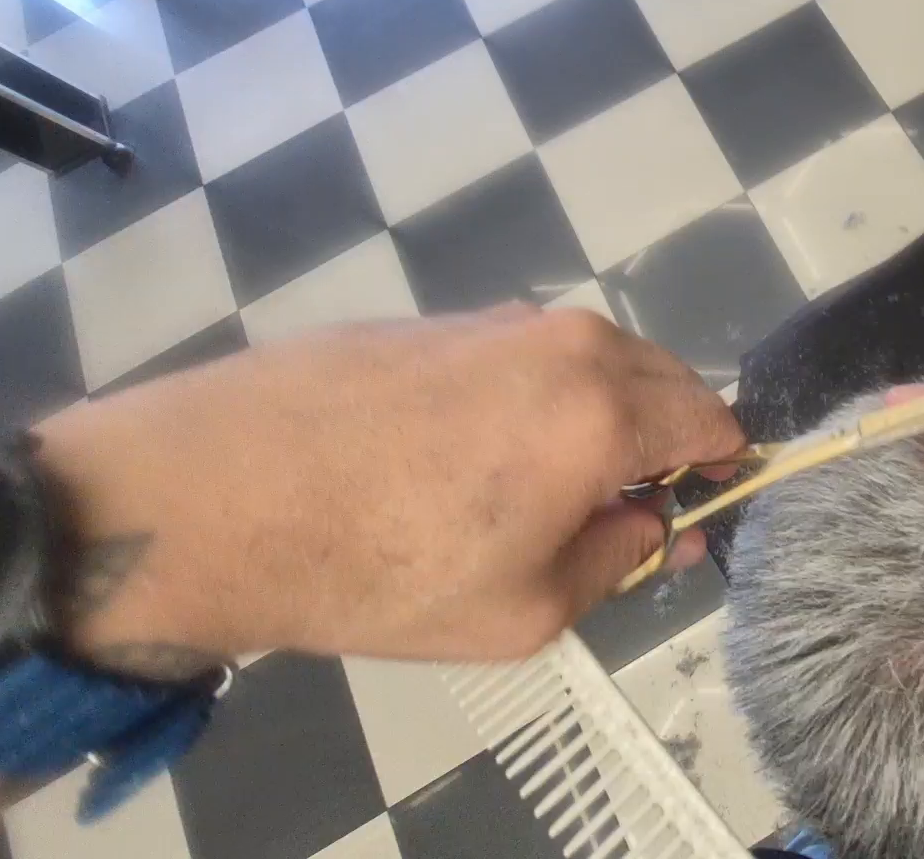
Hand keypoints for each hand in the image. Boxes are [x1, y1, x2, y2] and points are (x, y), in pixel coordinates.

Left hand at [30, 305, 742, 676]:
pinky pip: (546, 350)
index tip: (703, 497)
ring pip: (610, 360)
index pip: (713, 422)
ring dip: (615, 409)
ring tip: (556, 471)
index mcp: (607, 414)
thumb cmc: (379, 569)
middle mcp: (577, 347)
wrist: (199, 498)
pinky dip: (557, 388)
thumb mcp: (526, 608)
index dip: (723, 462)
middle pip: (672, 382)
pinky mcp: (457, 315)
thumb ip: (622, 558)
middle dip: (674, 436)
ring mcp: (514, 320)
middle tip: (632, 497)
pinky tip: (490, 437)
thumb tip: (665, 524)